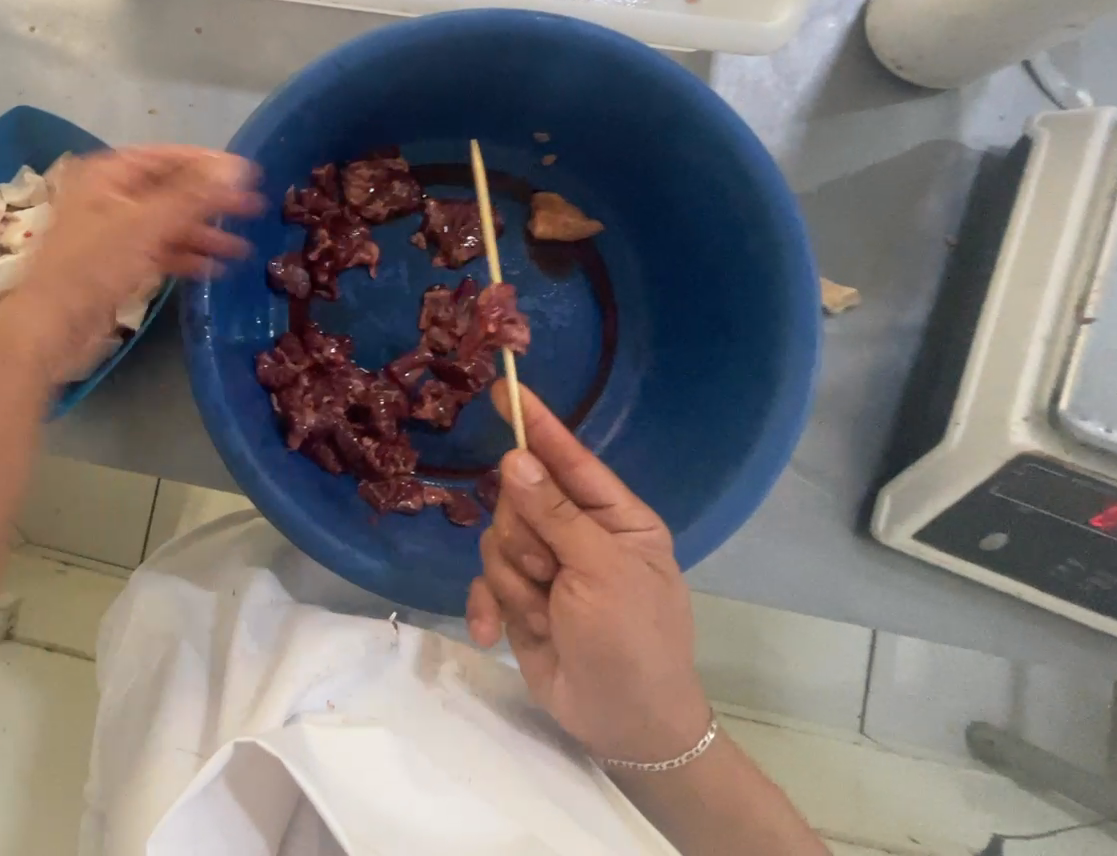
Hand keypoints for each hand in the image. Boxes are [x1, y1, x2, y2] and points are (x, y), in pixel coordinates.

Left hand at [0, 146, 262, 372]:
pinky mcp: (117, 266)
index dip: (206, 164)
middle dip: (210, 202)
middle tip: (253, 209)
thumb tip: (237, 167)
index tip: (246, 173)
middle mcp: (108, 197)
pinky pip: (158, 252)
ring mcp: (112, 233)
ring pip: (166, 225)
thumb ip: (194, 195)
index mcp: (106, 174)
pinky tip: (215, 268)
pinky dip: (185, 257)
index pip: (165, 157)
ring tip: (242, 247)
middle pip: (169, 191)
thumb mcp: (146, 224)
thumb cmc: (93, 266)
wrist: (51, 327)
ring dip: (202, 234)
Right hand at [466, 381, 710, 763]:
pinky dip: (488, 607)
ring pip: (496, 540)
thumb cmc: (633, 642)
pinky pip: (483, 582)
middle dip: (525, 539)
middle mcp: (577, 535)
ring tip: (547, 615)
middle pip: (518, 501)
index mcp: (615, 519)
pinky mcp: (519, 598)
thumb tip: (514, 458)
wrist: (626, 727)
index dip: (536, 424)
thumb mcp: (601, 572)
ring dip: (515, 582)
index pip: (569, 459)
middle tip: (550, 574)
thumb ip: (554, 513)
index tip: (504, 388)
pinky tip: (494, 632)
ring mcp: (546, 568)